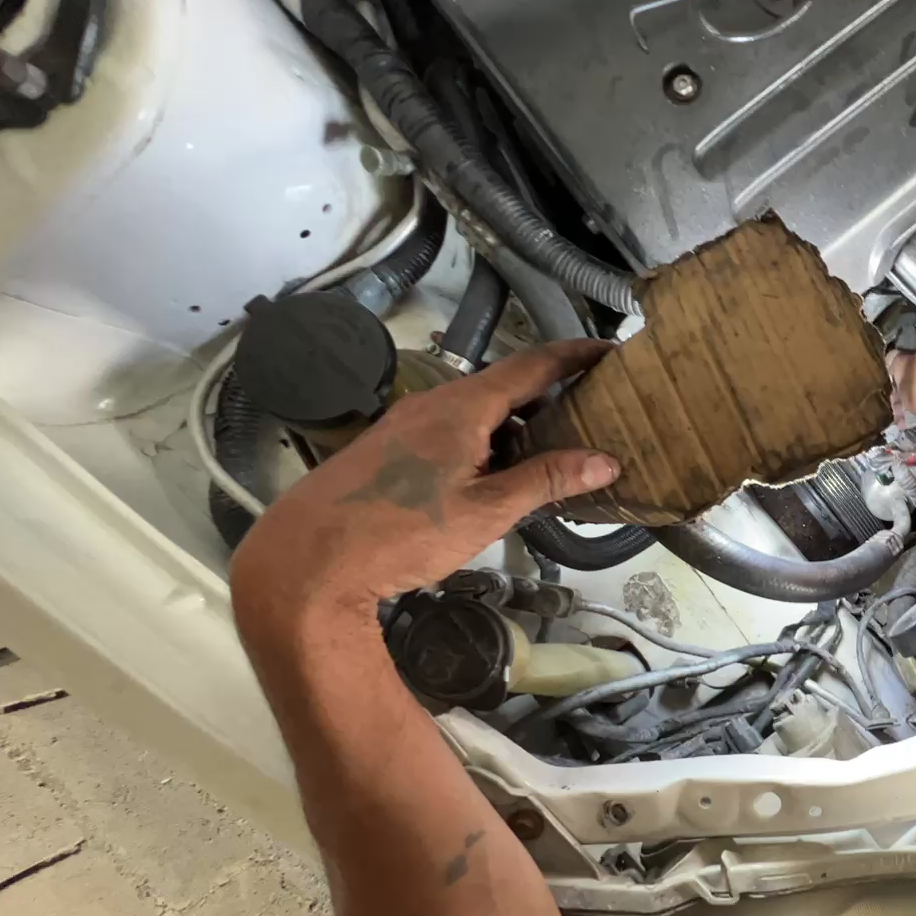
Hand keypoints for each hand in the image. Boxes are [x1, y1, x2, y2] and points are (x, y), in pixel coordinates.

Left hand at [230, 341, 619, 623]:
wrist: (305, 564)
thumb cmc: (400, 533)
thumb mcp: (487, 510)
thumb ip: (547, 480)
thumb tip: (606, 461)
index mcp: (461, 407)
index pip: (531, 366)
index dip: (574, 356)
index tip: (610, 351)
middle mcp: (433, 404)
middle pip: (506, 386)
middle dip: (554, 394)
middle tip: (596, 410)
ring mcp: (408, 426)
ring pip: (480, 411)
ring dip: (523, 422)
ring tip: (561, 447)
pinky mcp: (393, 451)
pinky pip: (457, 430)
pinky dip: (493, 440)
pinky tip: (505, 473)